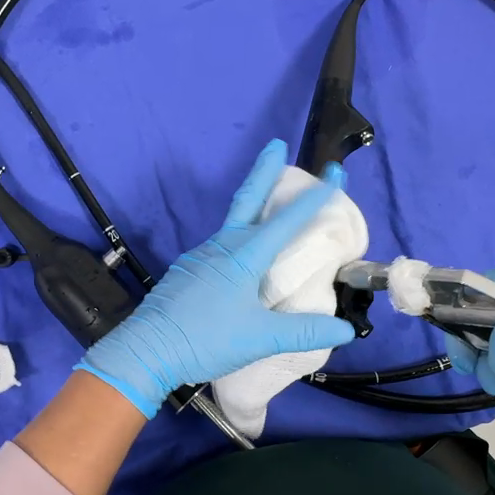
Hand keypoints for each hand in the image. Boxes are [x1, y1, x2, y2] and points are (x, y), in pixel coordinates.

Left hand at [76, 139, 358, 418]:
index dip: (314, 197)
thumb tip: (347, 330)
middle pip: (247, 200)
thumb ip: (304, 332)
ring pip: (232, 225)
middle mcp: (221, 247)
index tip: (332, 172)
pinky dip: (236, 241)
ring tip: (268, 208)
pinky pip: (218, 249)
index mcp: (244, 256)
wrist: (148, 350)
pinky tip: (240, 258)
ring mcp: (199, 258)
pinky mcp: (186, 272)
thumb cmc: (207, 338)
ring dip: (251, 209)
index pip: (287, 220)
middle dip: (263, 171)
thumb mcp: (261, 338)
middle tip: (275, 145)